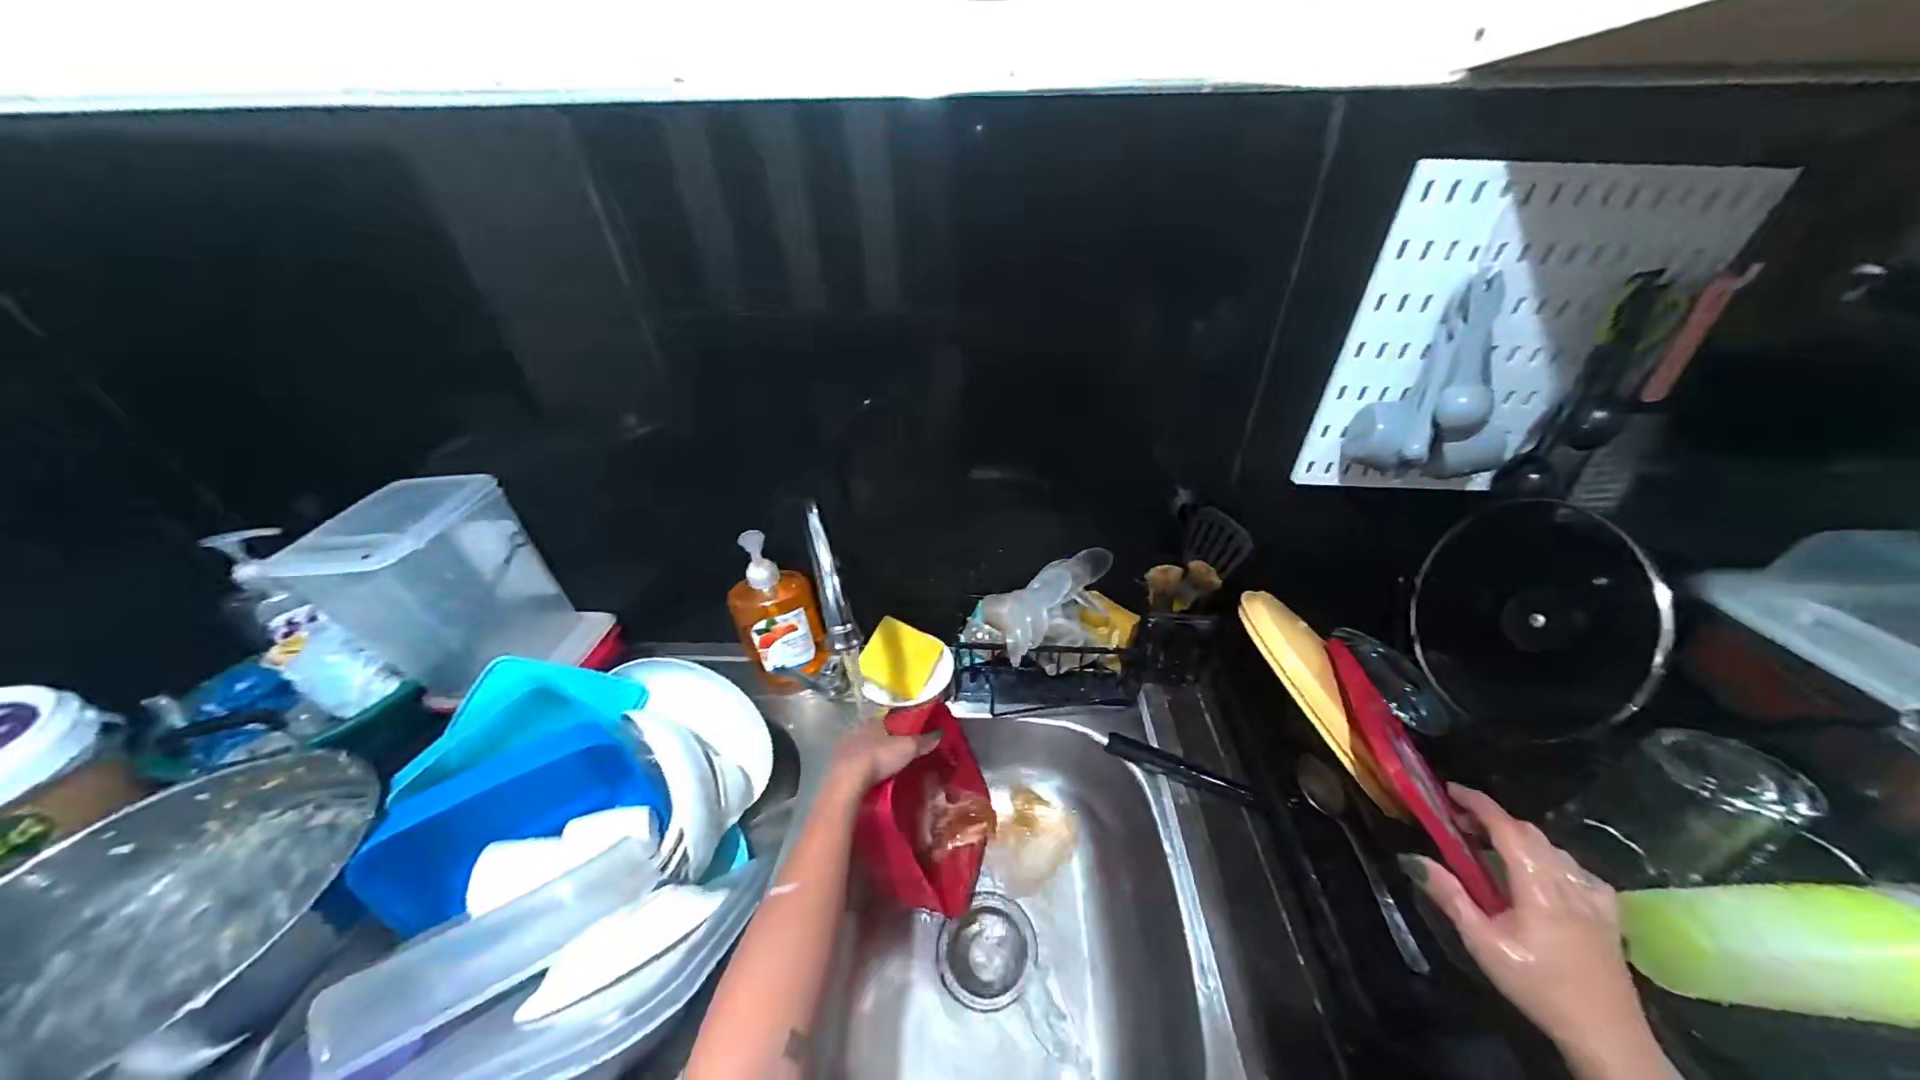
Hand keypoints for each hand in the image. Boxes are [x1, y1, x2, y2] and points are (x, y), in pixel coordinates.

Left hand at [826, 714, 940, 793]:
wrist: (848, 780)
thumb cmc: (880, 757)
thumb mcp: (908, 748)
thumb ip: (923, 741)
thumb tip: (939, 733)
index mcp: (873, 721)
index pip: (889, 719)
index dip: (900, 727)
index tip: (910, 736)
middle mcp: (857, 730)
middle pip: (876, 735)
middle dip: (887, 743)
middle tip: (901, 755)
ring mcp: (845, 748)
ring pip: (864, 749)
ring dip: (874, 757)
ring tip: (888, 769)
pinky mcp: (837, 766)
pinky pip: (856, 765)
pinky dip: (864, 770)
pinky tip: (873, 779)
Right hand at [1404, 785, 1644, 1057]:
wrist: (1605, 1035)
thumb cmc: (1537, 986)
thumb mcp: (1483, 944)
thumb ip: (1450, 897)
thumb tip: (1413, 858)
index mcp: (1539, 887)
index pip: (1508, 829)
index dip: (1479, 804)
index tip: (1451, 790)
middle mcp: (1569, 883)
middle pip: (1530, 834)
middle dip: (1493, 818)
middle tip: (1459, 822)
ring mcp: (1594, 899)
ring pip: (1553, 849)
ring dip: (1519, 837)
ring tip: (1491, 846)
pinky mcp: (1607, 914)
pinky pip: (1577, 870)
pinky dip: (1550, 859)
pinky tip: (1541, 873)